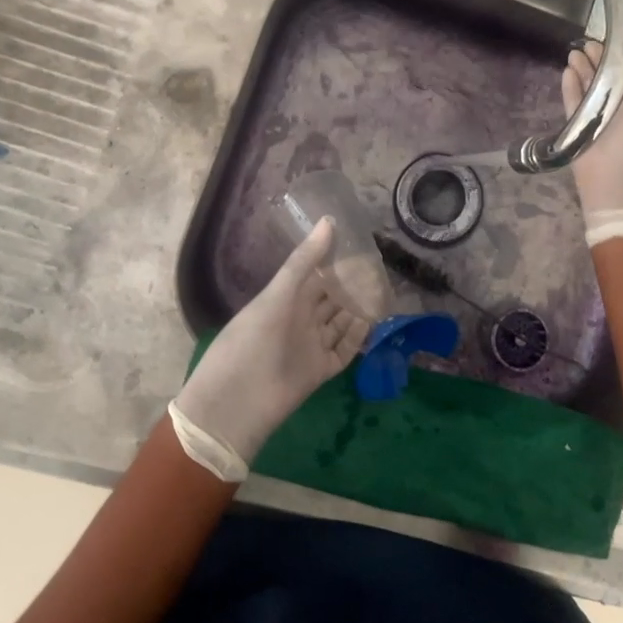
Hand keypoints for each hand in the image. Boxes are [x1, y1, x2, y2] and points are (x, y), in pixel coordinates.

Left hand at [168, 218, 368, 480]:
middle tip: (382, 269)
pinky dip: (359, 337)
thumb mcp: (278, 295)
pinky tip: (375, 322)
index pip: (317, 274)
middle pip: (332, 298)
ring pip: (342, 322)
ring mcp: (311, 345)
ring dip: (360, 309)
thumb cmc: (251, 340)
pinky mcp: (321, 370)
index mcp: (285, 299)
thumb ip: (305, 261)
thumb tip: (330, 220)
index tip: (364, 245)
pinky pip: (346, 350)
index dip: (338, 260)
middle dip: (353, 284)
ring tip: (385, 291)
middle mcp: (300, 320)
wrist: (237, 402)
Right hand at [562, 41, 622, 245]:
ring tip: (573, 53)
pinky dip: (571, 89)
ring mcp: (603, 125)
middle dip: (601, 61)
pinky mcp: (582, 136)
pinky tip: (567, 73)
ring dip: (584, 71)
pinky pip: (575, 106)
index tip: (614, 40)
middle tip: (587, 43)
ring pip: (592, 92)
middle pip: (613, 81)